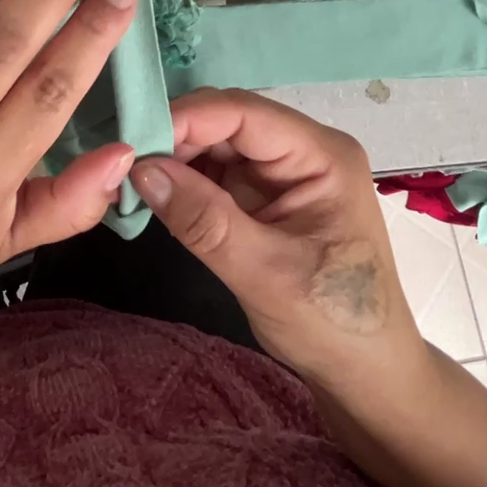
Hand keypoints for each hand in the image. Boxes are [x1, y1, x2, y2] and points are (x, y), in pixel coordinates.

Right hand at [129, 89, 424, 380]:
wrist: (364, 374)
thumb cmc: (332, 324)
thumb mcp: (264, 274)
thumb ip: (203, 220)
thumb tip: (139, 169)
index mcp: (321, 155)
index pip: (242, 113)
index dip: (185, 118)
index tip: (132, 143)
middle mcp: (301, 150)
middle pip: (225, 121)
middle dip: (174, 137)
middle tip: (122, 165)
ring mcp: (280, 171)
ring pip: (213, 143)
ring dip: (172, 158)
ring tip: (129, 179)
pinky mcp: (261, 194)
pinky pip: (213, 171)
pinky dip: (181, 179)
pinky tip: (152, 193)